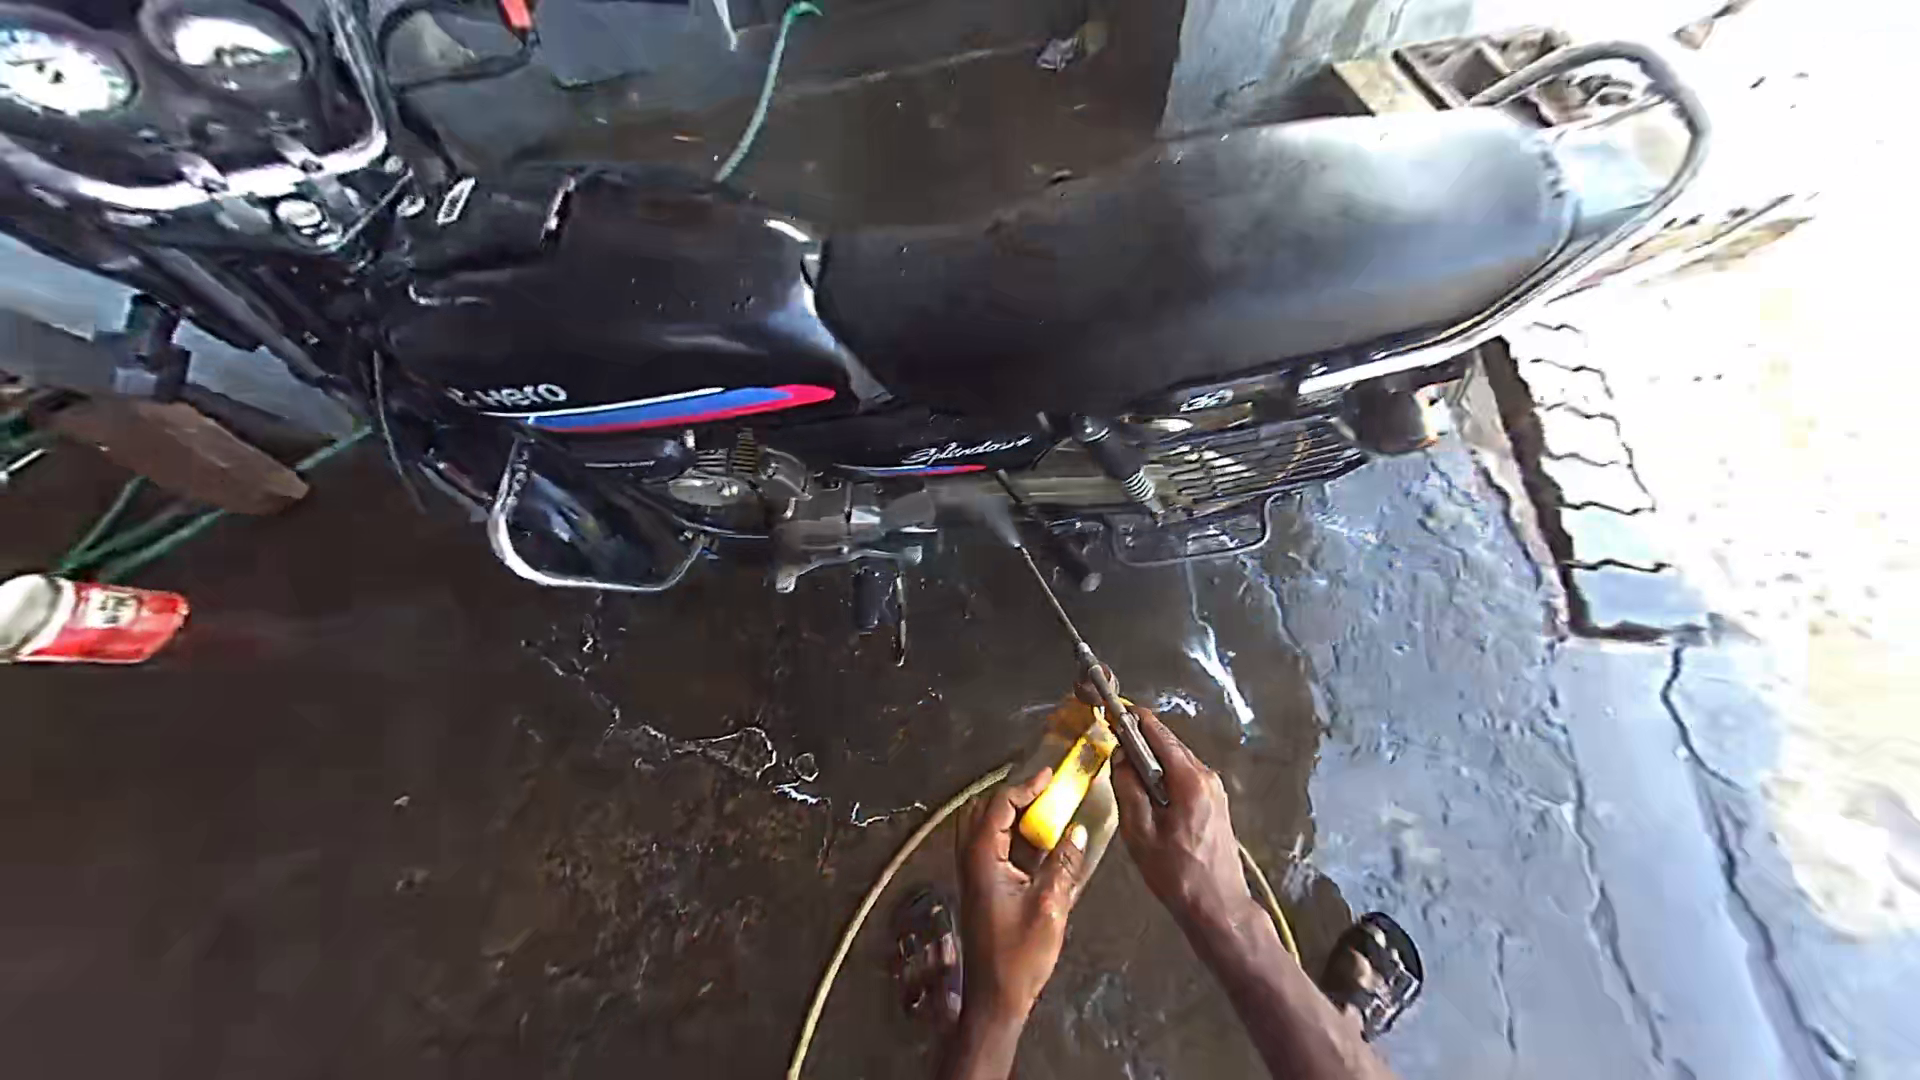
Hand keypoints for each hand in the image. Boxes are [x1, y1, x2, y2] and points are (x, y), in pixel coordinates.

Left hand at [955, 767, 1089, 1021]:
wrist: (994, 998)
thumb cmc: (1019, 955)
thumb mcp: (1049, 907)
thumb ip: (1063, 864)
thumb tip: (1078, 830)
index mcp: (982, 856)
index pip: (1000, 804)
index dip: (1025, 786)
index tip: (1049, 776)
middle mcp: (970, 856)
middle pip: (985, 807)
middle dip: (1014, 793)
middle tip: (1043, 790)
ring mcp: (971, 869)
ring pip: (983, 823)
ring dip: (1009, 811)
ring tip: (1041, 808)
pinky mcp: (978, 883)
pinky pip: (988, 842)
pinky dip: (1008, 831)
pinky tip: (1035, 840)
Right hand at [1112, 709, 1253, 931]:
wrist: (1219, 910)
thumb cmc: (1177, 875)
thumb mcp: (1139, 831)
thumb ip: (1127, 787)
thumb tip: (1121, 756)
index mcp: (1189, 780)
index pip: (1158, 733)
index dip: (1132, 719)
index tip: (1112, 712)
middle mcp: (1207, 777)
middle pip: (1168, 742)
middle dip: (1139, 737)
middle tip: (1112, 738)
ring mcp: (1214, 789)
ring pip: (1176, 757)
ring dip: (1150, 756)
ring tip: (1125, 765)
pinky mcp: (1215, 801)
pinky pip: (1184, 773)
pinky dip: (1163, 771)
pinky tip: (1147, 787)